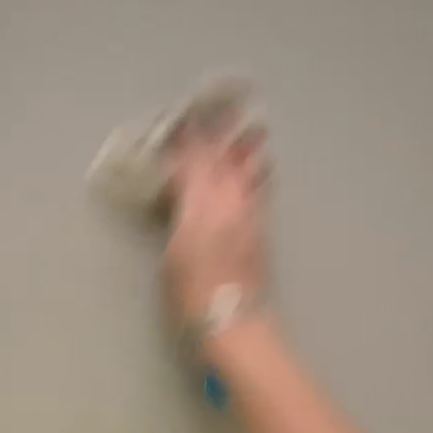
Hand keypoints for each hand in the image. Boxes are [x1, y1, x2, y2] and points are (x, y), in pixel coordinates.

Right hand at [162, 111, 268, 327]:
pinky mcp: (261, 230)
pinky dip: (256, 171)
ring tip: (250, 127)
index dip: (185, 141)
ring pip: (248, 170)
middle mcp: (229, 202)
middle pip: (223, 159)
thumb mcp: (172, 255)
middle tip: (216, 108)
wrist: (233, 324)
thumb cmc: (193, 296)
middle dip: (216, 134)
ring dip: (245, 147)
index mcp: (201, 206)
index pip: (192, 162)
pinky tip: (258, 165)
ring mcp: (249, 215)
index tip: (179, 122)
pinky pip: (259, 188)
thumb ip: (178, 215)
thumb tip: (180, 191)